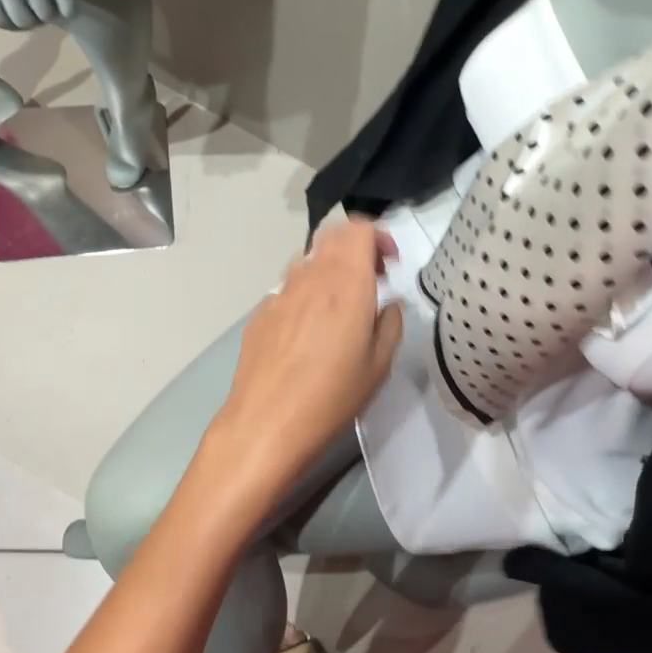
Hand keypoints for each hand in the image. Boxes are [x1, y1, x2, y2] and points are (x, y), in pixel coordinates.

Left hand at [211, 218, 402, 489]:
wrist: (266, 423)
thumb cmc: (333, 396)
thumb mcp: (379, 365)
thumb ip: (390, 324)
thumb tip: (388, 305)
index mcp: (346, 283)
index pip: (359, 229)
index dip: (379, 237)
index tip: (391, 265)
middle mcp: (311, 277)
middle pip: (332, 235)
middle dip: (356, 247)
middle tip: (372, 278)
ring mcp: (281, 292)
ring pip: (309, 259)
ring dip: (330, 269)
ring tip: (341, 304)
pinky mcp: (260, 312)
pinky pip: (289, 287)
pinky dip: (306, 292)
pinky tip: (310, 330)